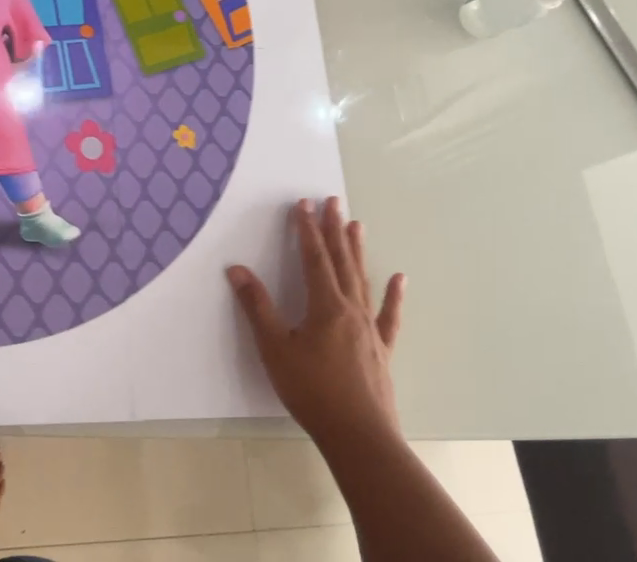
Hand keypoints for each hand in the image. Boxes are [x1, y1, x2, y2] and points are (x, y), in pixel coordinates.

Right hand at [226, 198, 404, 443]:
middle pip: (341, 261)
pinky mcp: (382, 349)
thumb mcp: (274, 348)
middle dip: (334, 230)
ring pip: (363, 280)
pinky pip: (389, 316)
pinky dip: (394, 296)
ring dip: (357, 251)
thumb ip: (257, 307)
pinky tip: (399, 279)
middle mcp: (350, 309)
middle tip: (332, 201)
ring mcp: (370, 329)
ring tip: (356, 224)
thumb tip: (237, 269)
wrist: (359, 435)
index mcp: (324, 306)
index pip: (313, 258)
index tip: (301, 204)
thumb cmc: (311, 390)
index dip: (306, 230)